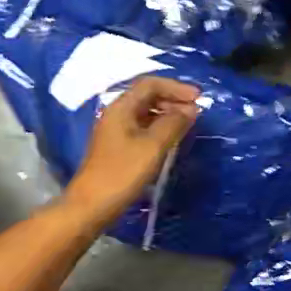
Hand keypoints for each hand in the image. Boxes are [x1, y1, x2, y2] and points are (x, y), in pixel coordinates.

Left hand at [62, 76, 200, 223]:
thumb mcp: (153, 147)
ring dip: (167, 114)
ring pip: (145, 112)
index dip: (176, 87)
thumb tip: (191, 109)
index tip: (199, 98)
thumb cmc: (122, 173)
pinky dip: (158, 128)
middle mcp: (116, 114)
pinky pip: (141, 128)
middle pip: (146, 96)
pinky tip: (171, 139)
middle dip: (173, 100)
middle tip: (196, 112)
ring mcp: (115, 131)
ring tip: (187, 125)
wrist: (91, 205)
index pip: (150, 84)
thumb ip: (173, 124)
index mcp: (121, 107)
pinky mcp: (117, 147)